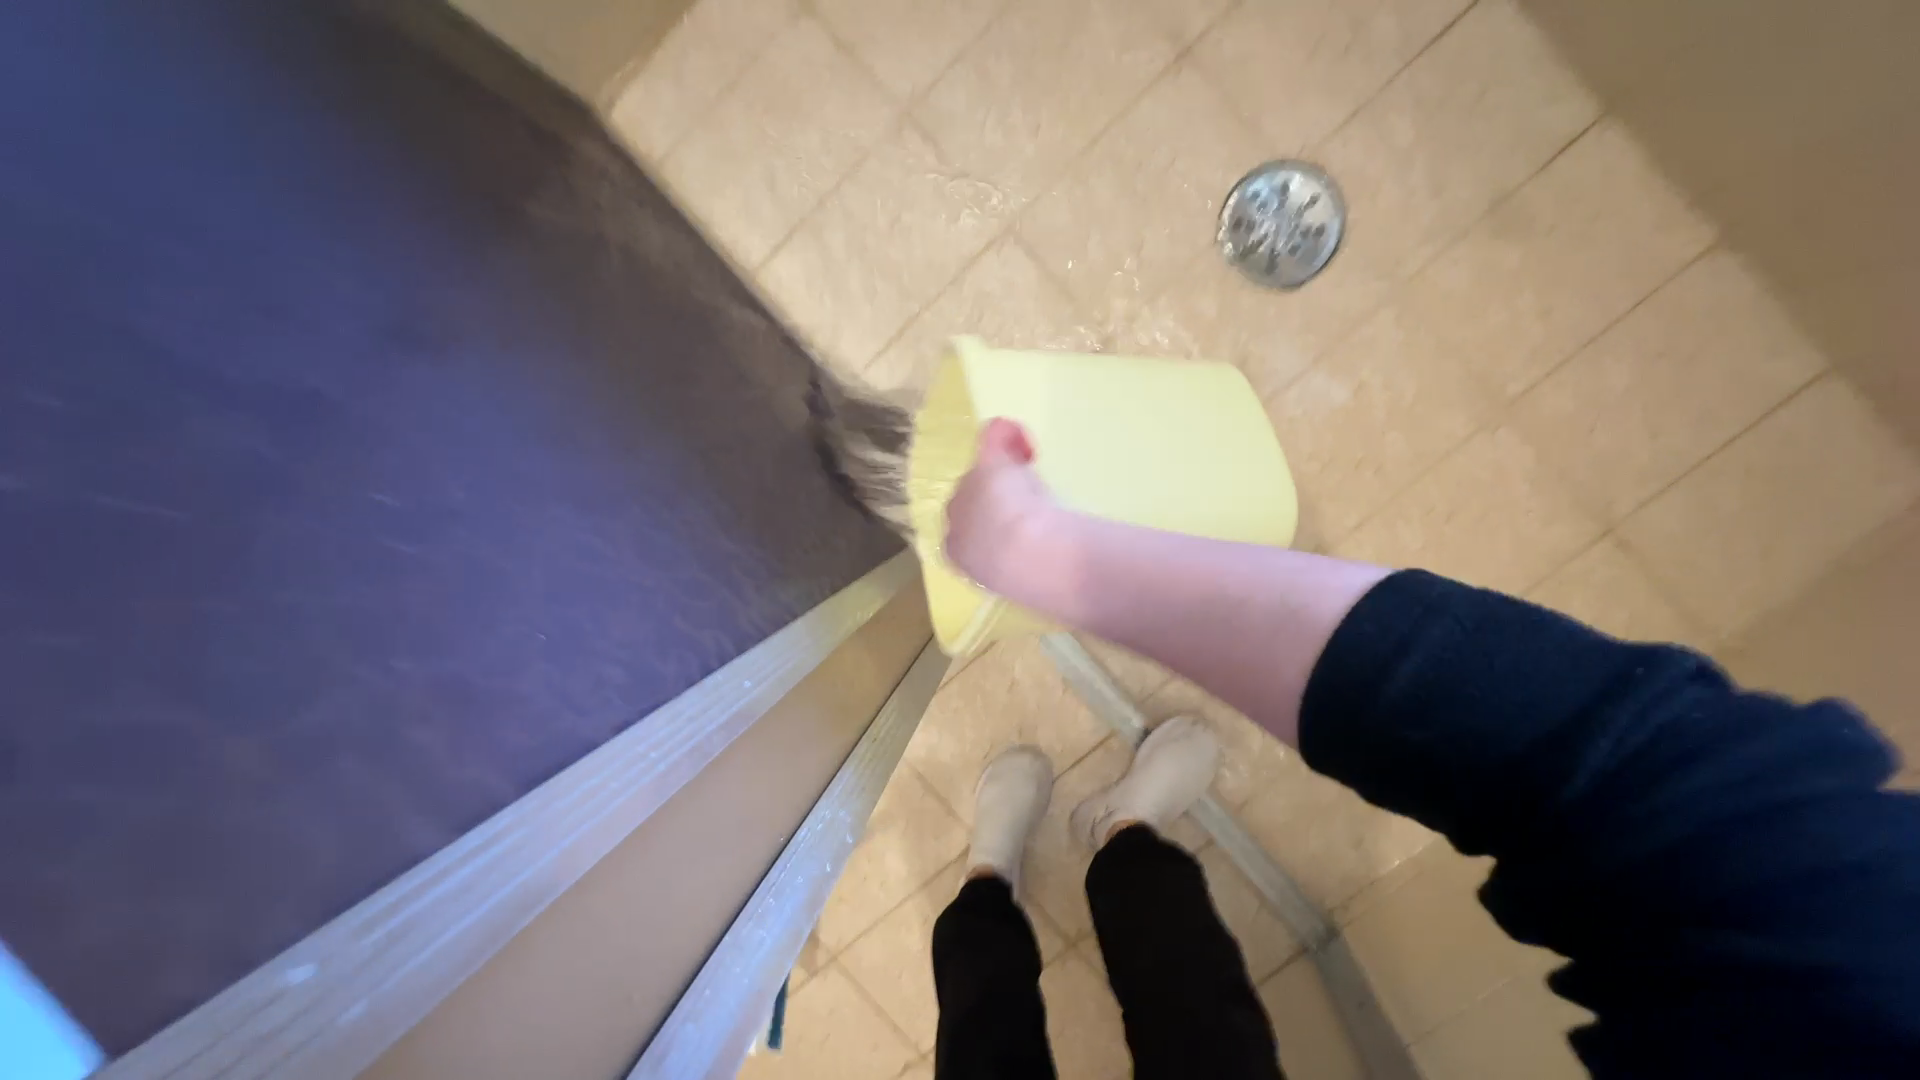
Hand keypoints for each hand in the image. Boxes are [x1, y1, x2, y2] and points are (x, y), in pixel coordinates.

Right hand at [943, 418, 1062, 594]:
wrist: (1026, 554)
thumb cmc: (1024, 576)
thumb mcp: (1009, 578)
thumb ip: (1008, 566)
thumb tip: (1016, 565)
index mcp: (956, 551)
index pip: (964, 531)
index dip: (987, 527)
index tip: (1010, 532)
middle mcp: (954, 517)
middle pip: (970, 498)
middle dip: (993, 499)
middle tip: (1025, 508)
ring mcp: (969, 485)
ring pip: (984, 472)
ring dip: (1006, 475)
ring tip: (1034, 486)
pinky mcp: (988, 462)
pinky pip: (993, 437)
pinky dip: (1007, 435)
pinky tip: (1026, 443)